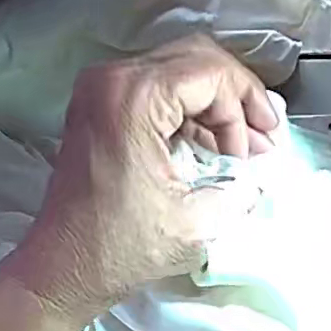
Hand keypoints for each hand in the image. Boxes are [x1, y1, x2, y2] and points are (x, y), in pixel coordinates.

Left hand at [3, 35, 278, 322]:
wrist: (64, 268)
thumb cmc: (121, 249)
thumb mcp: (194, 226)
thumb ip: (237, 194)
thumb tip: (258, 181)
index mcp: (134, 98)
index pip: (211, 73)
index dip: (245, 109)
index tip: (256, 154)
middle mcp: (112, 79)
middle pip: (195, 61)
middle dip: (237, 100)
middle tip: (265, 136)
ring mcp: (100, 91)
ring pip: (177, 74)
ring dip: (215, 108)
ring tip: (244, 149)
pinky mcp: (98, 110)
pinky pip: (156, 94)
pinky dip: (189, 116)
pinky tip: (213, 149)